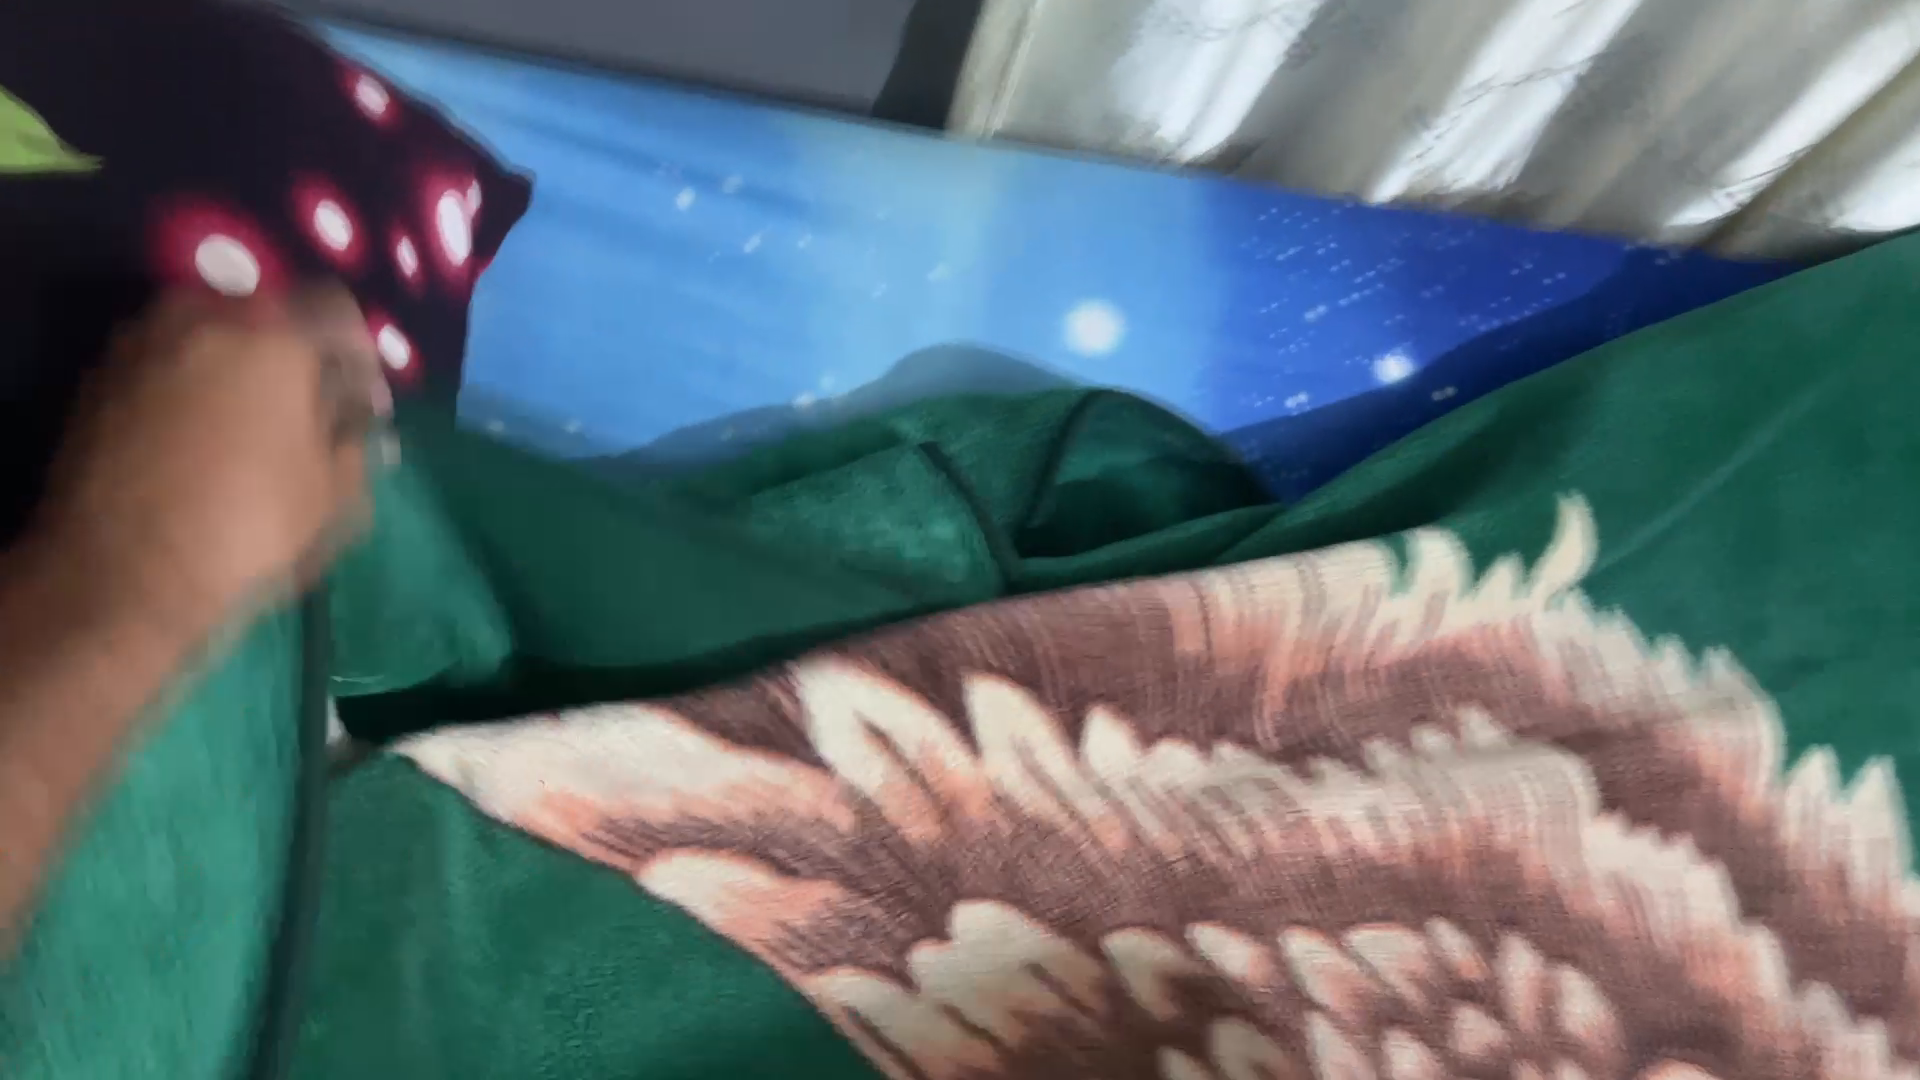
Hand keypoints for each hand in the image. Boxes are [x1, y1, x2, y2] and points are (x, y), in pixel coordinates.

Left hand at [32, 284, 388, 637]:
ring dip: (245, 359)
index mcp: (274, 340)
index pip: (335, 309)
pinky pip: (172, 357)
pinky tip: (214, 427)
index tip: (368, 393)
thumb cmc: (256, 521)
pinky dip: (199, 377)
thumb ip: (353, 434)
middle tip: (317, 396)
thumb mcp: (338, 486)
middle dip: (298, 346)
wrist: (126, 569)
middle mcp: (201, 322)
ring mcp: (141, 347)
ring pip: (212, 327)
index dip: (360, 349)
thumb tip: (355, 419)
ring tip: (265, 413)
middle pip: (269, 308)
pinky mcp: (102, 379)